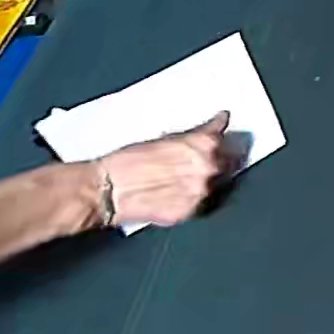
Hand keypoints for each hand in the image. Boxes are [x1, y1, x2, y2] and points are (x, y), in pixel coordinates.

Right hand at [90, 112, 229, 228]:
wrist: (103, 190)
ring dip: (209, 179)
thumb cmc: (127, 162)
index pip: (223, 132)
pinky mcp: (192, 209)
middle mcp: (210, 165)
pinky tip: (179, 193)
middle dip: (220, 157)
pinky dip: (195, 197)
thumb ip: (195, 136)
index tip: (222, 123)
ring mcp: (203, 189)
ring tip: (186, 179)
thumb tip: (214, 125)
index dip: (220, 128)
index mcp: (205, 143)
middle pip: (229, 159)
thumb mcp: (165, 139)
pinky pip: (203, 202)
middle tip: (204, 159)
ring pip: (219, 182)